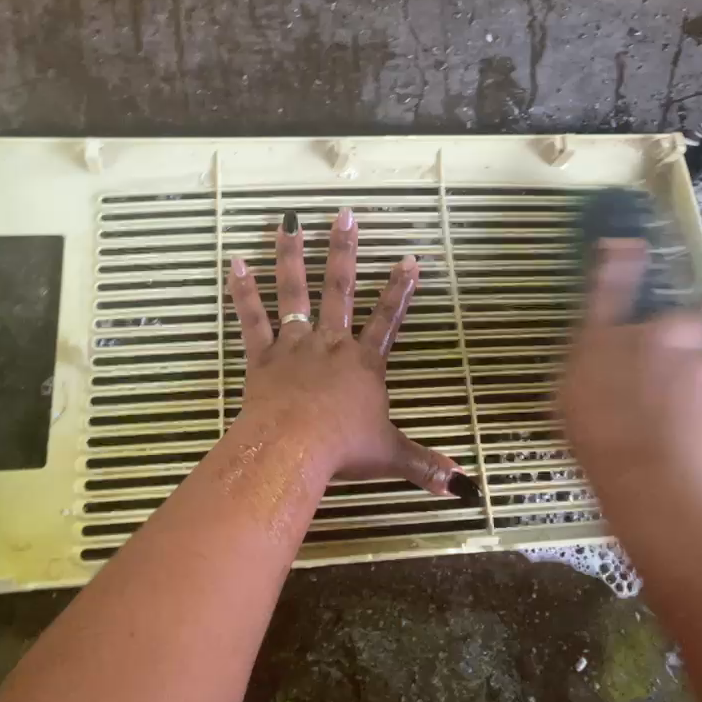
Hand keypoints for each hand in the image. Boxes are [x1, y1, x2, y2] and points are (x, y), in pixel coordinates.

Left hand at [227, 208, 470, 498]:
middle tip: (344, 215)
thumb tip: (466, 487)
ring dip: (291, 254)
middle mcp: (331, 343)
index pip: (389, 319)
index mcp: (364, 363)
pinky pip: (252, 318)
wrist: (293, 450)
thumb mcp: (390, 456)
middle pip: (340, 288)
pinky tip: (235, 262)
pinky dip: (243, 291)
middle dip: (343, 250)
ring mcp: (294, 345)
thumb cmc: (343, 451)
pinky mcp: (262, 356)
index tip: (409, 258)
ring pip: (293, 291)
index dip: (400, 290)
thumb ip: (425, 465)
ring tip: (288, 221)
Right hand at [562, 240, 701, 511]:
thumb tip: (613, 268)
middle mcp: (679, 344)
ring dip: (688, 384)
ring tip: (663, 418)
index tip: (629, 247)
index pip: (626, 284)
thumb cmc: (601, 427)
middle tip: (647, 374)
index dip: (626, 265)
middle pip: (680, 330)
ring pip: (700, 370)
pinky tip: (681, 439)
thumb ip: (598, 318)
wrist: (653, 488)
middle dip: (672, 345)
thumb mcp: (576, 373)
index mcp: (639, 329)